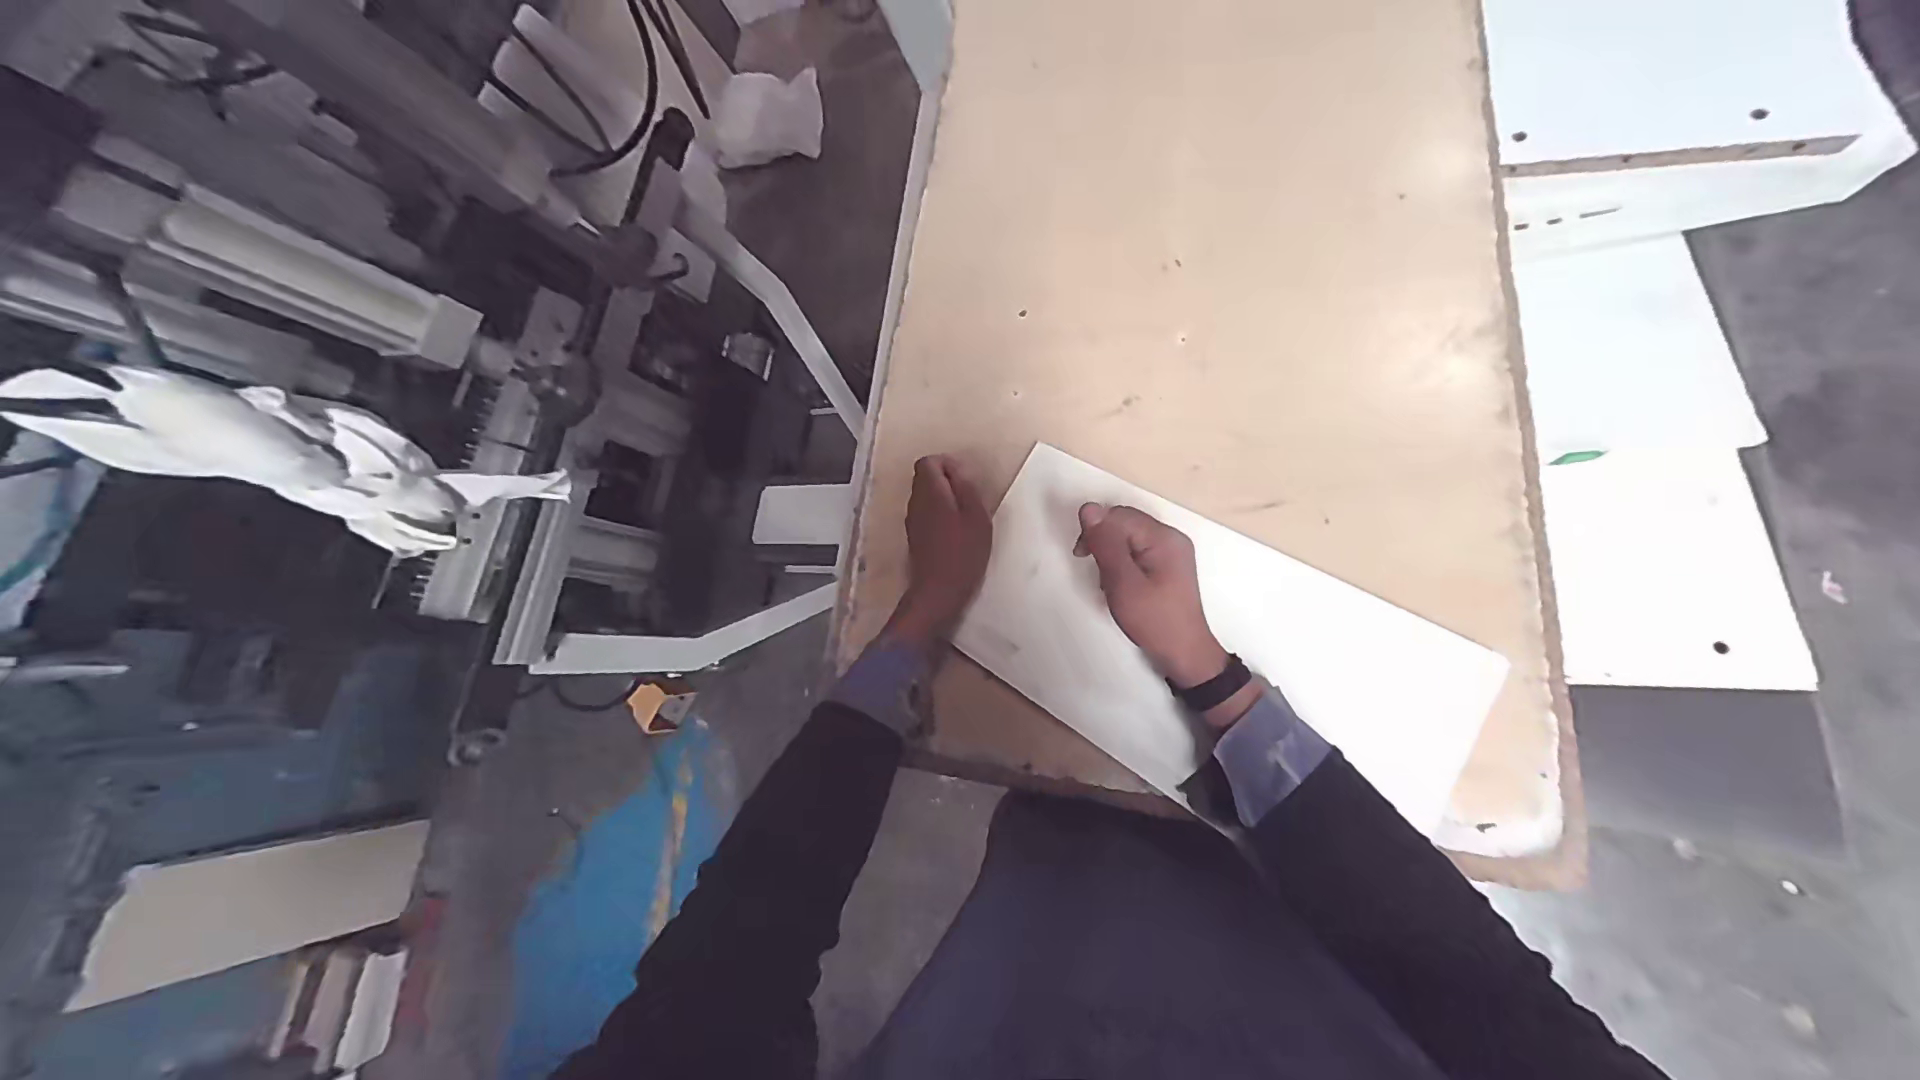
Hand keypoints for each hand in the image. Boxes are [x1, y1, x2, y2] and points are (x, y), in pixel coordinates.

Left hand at [884, 455, 993, 649]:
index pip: (927, 462)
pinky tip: (955, 532)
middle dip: (946, 481)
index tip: (966, 480)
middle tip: (970, 498)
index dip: (947, 464)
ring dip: (943, 499)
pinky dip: (939, 515)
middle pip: (924, 478)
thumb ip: (965, 488)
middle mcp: (915, 502)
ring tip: (965, 516)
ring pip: (924, 497)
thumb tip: (957, 470)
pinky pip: (925, 514)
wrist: (938, 592)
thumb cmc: (963, 552)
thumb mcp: (976, 516)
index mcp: (930, 492)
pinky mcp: (914, 537)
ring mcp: (912, 521)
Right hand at [1074, 504, 1227, 687]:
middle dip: (1103, 543)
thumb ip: (1105, 544)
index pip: (1118, 516)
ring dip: (1111, 555)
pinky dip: (1123, 563)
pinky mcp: (1168, 565)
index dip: (1094, 530)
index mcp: (1163, 538)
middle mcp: (1170, 538)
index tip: (1081, 556)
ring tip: (1109, 583)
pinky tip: (1120, 585)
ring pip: (1128, 537)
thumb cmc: (1153, 619)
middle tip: (1096, 573)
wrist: (1184, 652)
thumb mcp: (1123, 582)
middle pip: (1125, 523)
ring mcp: (1172, 551)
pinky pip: (1137, 551)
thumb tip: (1088, 507)